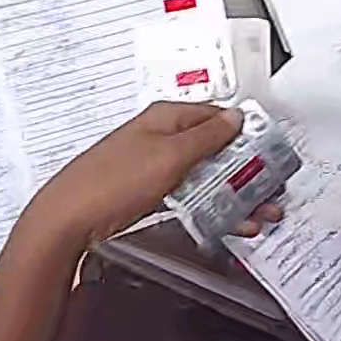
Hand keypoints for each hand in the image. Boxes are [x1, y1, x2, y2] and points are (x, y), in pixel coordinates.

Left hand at [20, 103, 279, 250]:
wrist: (69, 220)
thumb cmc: (111, 181)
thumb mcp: (169, 155)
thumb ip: (206, 137)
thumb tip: (234, 117)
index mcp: (166, 119)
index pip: (218, 117)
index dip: (247, 135)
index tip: (271, 155)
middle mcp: (161, 139)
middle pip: (215, 150)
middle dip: (246, 173)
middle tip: (269, 194)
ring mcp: (155, 167)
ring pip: (204, 177)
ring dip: (233, 196)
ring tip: (258, 215)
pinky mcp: (149, 193)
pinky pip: (188, 197)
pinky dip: (209, 208)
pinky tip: (227, 223)